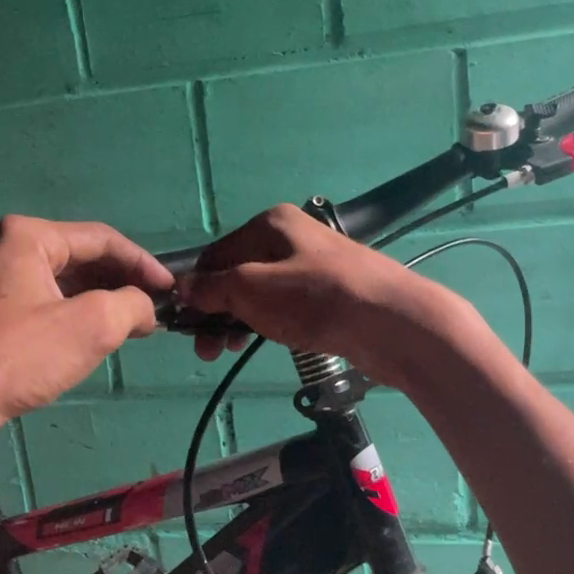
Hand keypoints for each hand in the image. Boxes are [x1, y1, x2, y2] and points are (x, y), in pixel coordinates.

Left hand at [0, 216, 172, 424]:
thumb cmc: (20, 354)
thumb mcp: (93, 324)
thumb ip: (132, 305)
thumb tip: (145, 308)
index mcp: (29, 236)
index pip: (103, 239)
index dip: (144, 263)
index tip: (171, 290)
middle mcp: (8, 249)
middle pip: (82, 258)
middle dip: (121, 283)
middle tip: (154, 310)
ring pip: (63, 283)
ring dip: (100, 301)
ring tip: (132, 326)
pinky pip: (44, 303)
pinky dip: (75, 316)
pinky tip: (93, 338)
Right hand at [181, 205, 480, 388]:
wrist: (390, 322)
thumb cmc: (315, 298)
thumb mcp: (252, 289)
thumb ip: (213, 288)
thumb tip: (183, 288)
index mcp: (270, 224)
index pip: (215, 255)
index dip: (196, 289)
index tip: (186, 326)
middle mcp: (290, 237)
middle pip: (237, 274)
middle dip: (216, 310)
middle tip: (207, 350)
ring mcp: (312, 266)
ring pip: (260, 293)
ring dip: (239, 320)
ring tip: (231, 350)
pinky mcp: (329, 294)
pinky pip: (285, 306)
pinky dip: (268, 322)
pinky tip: (266, 341)